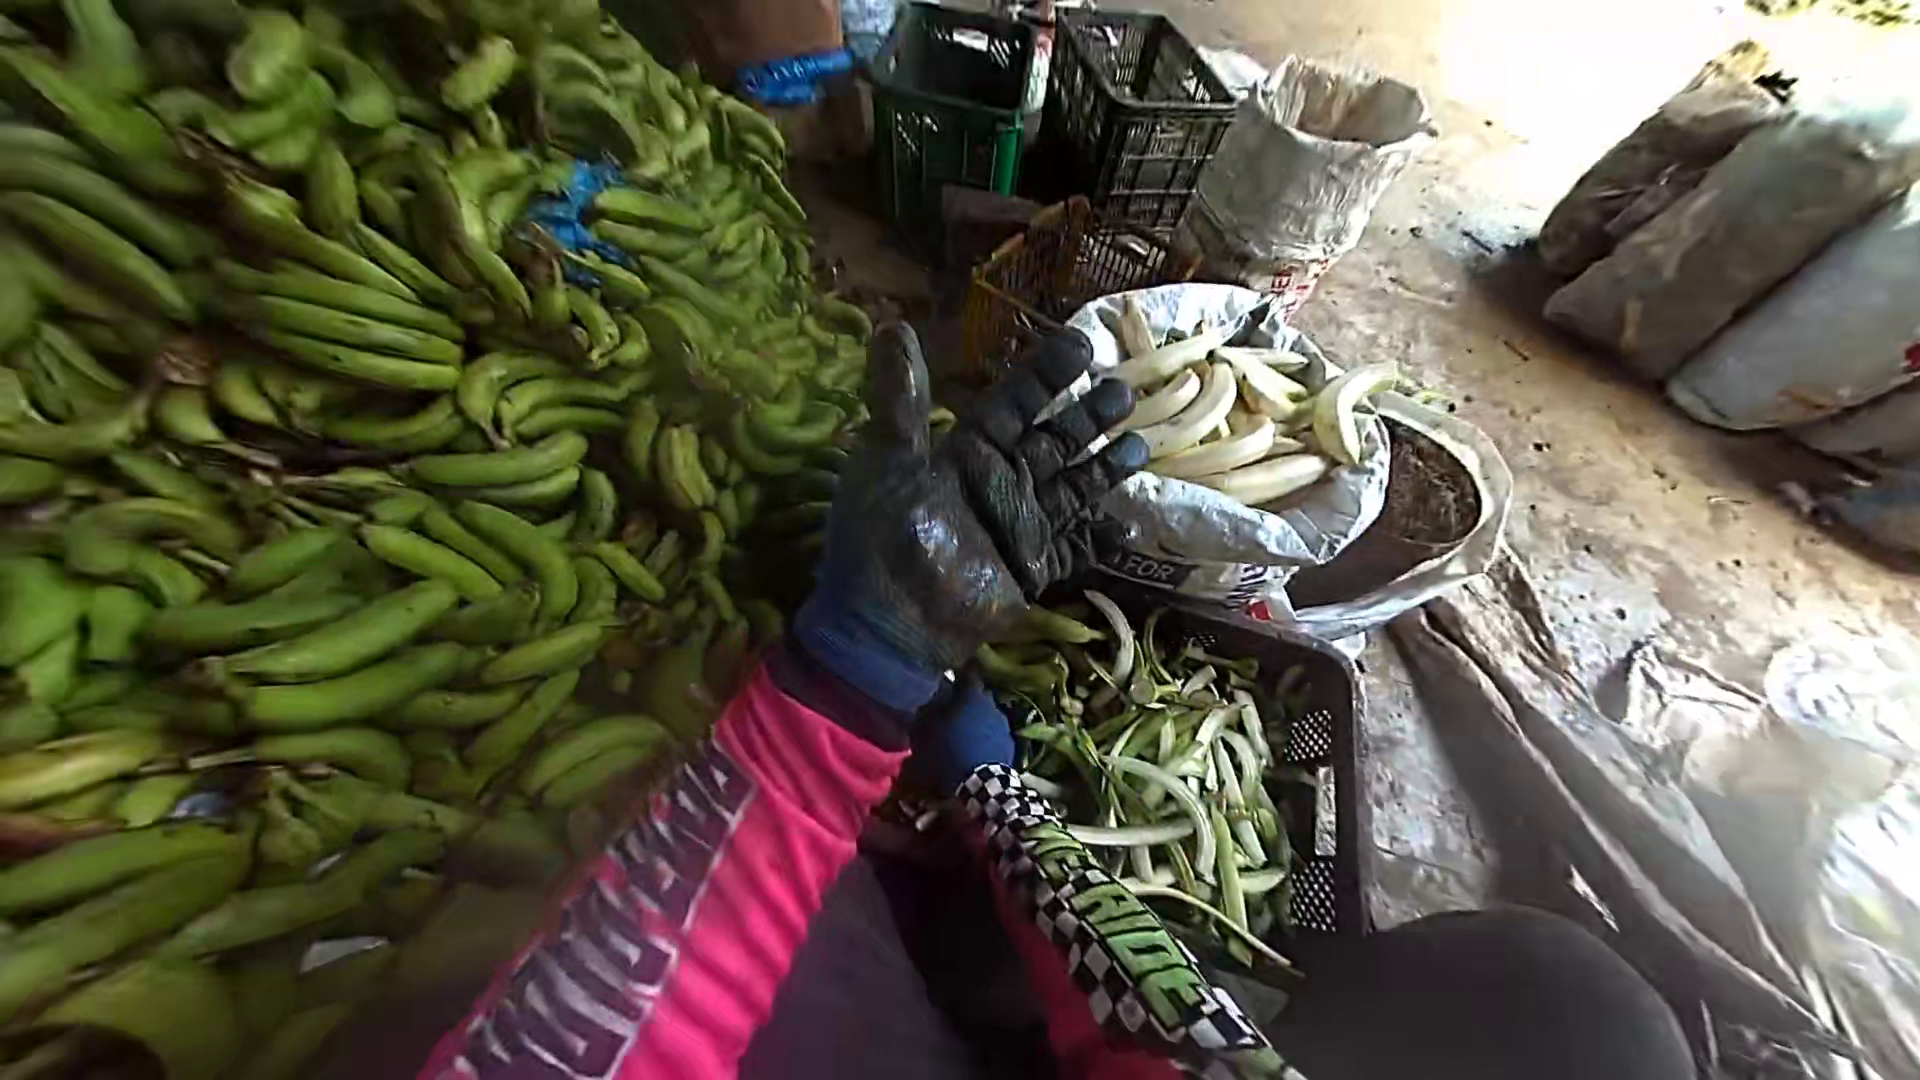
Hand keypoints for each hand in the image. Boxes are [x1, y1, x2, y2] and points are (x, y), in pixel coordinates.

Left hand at [792, 324, 1145, 709]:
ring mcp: (1021, 524)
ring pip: (1072, 487)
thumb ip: (900, 400)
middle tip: (1123, 393)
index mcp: (968, 452)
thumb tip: (891, 325)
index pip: (1014, 402)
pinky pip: (1076, 547)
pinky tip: (1129, 524)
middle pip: (1054, 440)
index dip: (1045, 374)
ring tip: (1139, 445)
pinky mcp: (1034, 565)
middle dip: (1088, 417)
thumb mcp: (888, 462)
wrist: (892, 620)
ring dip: (1103, 467)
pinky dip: (1101, 538)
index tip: (1082, 344)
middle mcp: (1000, 481)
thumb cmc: (883, 536)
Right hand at [909, 673, 1014, 793]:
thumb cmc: (949, 753)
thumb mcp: (925, 735)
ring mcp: (1004, 724)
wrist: (981, 785)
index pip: (968, 674)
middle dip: (968, 700)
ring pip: (989, 714)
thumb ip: (925, 715)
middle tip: (954, 710)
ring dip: (979, 720)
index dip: (959, 677)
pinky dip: (988, 738)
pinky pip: (996, 734)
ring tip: (965, 733)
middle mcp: (991, 704)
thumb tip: (926, 706)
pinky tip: (978, 749)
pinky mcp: (1011, 744)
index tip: (951, 680)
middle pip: (980, 695)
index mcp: (972, 696)